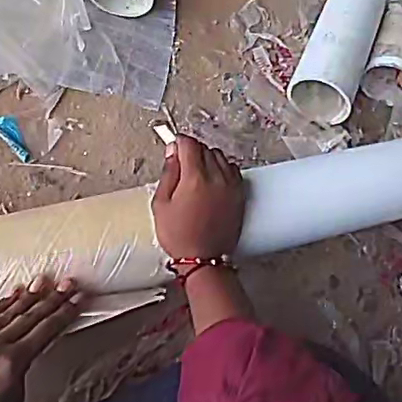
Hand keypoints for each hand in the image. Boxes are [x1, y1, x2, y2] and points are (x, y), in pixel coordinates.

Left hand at [0, 280, 84, 401]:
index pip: (44, 330)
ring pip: (2, 316)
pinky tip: (9, 300)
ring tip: (40, 281)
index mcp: (9, 363)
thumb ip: (20, 369)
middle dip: (49, 299)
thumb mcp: (15, 401)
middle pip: (26, 317)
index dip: (63, 313)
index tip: (79, 297)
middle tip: (67, 282)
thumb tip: (23, 351)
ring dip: (24, 298)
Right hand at [153, 135, 245, 260]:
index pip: (189, 144)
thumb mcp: (161, 204)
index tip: (173, 147)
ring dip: (208, 159)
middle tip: (182, 165)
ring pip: (220, 157)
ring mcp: (231, 186)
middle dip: (192, 151)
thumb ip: (168, 173)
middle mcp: (216, 178)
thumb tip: (172, 152)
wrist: (204, 259)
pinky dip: (222, 169)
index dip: (178, 142)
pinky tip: (213, 180)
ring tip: (197, 174)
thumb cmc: (180, 236)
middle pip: (205, 148)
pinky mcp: (240, 194)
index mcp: (195, 178)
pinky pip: (232, 170)